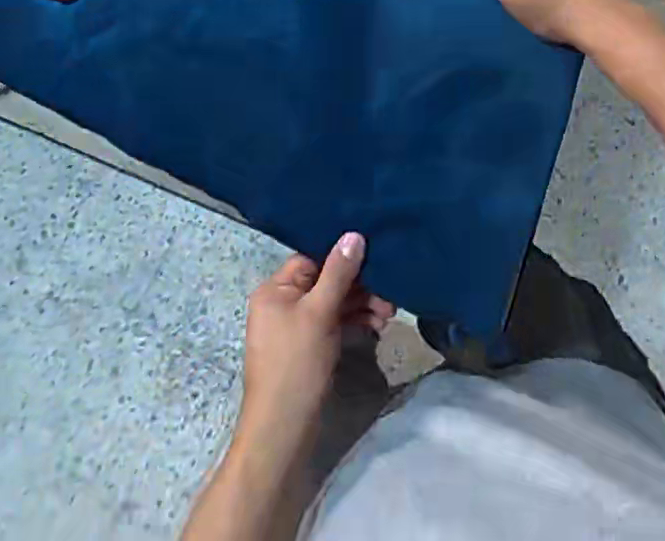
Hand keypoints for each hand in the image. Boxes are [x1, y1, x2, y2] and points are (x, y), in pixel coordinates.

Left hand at [237, 232, 394, 451]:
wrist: (283, 430)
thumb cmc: (296, 364)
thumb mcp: (319, 312)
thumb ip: (338, 272)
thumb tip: (354, 234)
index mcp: (275, 289)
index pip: (312, 256)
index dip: (343, 255)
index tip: (375, 254)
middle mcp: (283, 302)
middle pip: (326, 279)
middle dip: (359, 285)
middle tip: (390, 293)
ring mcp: (296, 325)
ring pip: (334, 302)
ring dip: (362, 305)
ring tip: (388, 314)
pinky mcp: (310, 345)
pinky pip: (334, 322)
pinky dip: (355, 322)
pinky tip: (377, 327)